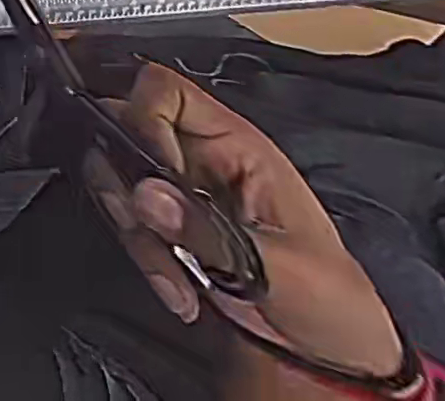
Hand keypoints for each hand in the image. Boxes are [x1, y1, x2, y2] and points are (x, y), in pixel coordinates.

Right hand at [84, 62, 403, 378]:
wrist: (328, 355)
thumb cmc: (333, 303)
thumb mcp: (285, 272)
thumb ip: (211, 231)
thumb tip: (146, 195)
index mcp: (233, 143)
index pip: (164, 90)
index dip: (145, 115)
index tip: (155, 170)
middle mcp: (193, 153)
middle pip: (122, 128)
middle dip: (126, 183)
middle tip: (151, 228)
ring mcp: (170, 183)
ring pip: (111, 173)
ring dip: (132, 227)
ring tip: (173, 274)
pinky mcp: (155, 215)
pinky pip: (119, 213)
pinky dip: (136, 250)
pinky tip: (173, 283)